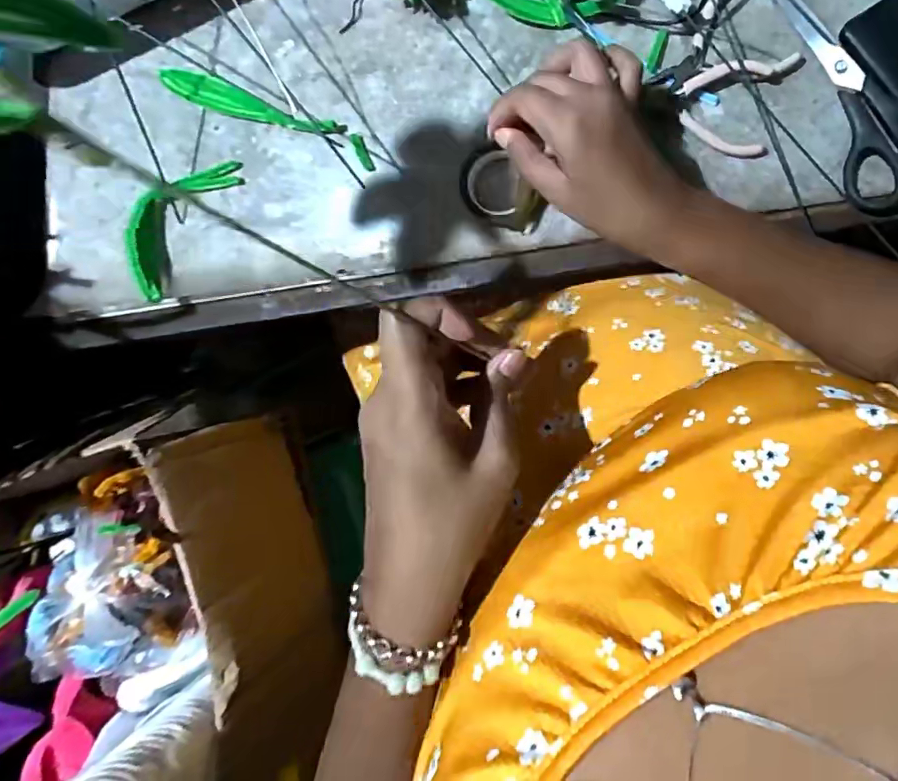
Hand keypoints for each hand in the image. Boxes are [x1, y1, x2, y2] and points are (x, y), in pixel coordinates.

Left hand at [357, 297, 525, 644]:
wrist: (406, 584)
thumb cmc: (455, 524)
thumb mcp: (496, 460)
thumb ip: (502, 398)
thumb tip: (515, 354)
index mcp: (407, 401)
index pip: (401, 319)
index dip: (442, 312)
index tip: (484, 339)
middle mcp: (385, 399)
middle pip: (416, 337)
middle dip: (466, 336)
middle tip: (511, 361)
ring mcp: (382, 416)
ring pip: (419, 361)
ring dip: (462, 360)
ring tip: (507, 379)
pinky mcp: (388, 432)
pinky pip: (417, 388)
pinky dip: (450, 383)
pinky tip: (487, 401)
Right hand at [486, 40, 697, 255]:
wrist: (658, 212)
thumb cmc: (605, 208)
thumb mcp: (556, 191)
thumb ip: (525, 157)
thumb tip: (505, 133)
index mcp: (566, 120)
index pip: (521, 96)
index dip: (501, 112)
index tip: (497, 136)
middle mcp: (588, 95)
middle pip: (543, 77)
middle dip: (523, 98)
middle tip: (521, 129)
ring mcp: (614, 92)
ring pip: (580, 52)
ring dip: (557, 65)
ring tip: (548, 93)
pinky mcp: (633, 97)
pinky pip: (624, 62)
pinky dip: (609, 57)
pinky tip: (594, 73)